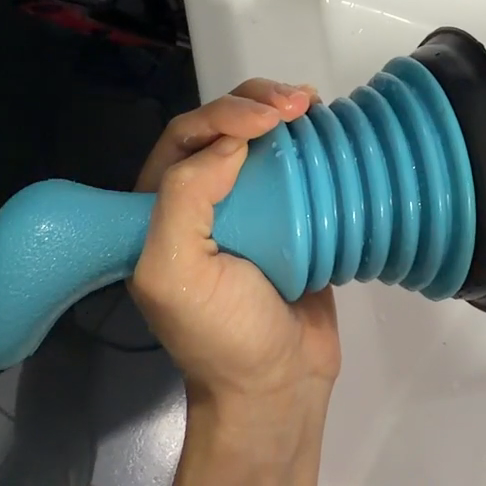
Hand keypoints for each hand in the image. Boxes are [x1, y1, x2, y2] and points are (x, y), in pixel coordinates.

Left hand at [129, 80, 339, 482]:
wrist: (280, 384)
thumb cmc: (222, 334)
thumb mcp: (175, 274)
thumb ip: (183, 199)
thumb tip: (233, 142)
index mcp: (161, 208)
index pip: (186, 136)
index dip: (223, 115)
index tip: (266, 120)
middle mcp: (203, 197)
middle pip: (224, 125)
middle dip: (256, 101)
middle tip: (296, 103)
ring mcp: (250, 203)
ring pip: (261, 135)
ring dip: (284, 108)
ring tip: (311, 104)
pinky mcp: (290, 211)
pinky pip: (295, 161)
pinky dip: (310, 135)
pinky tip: (324, 123)